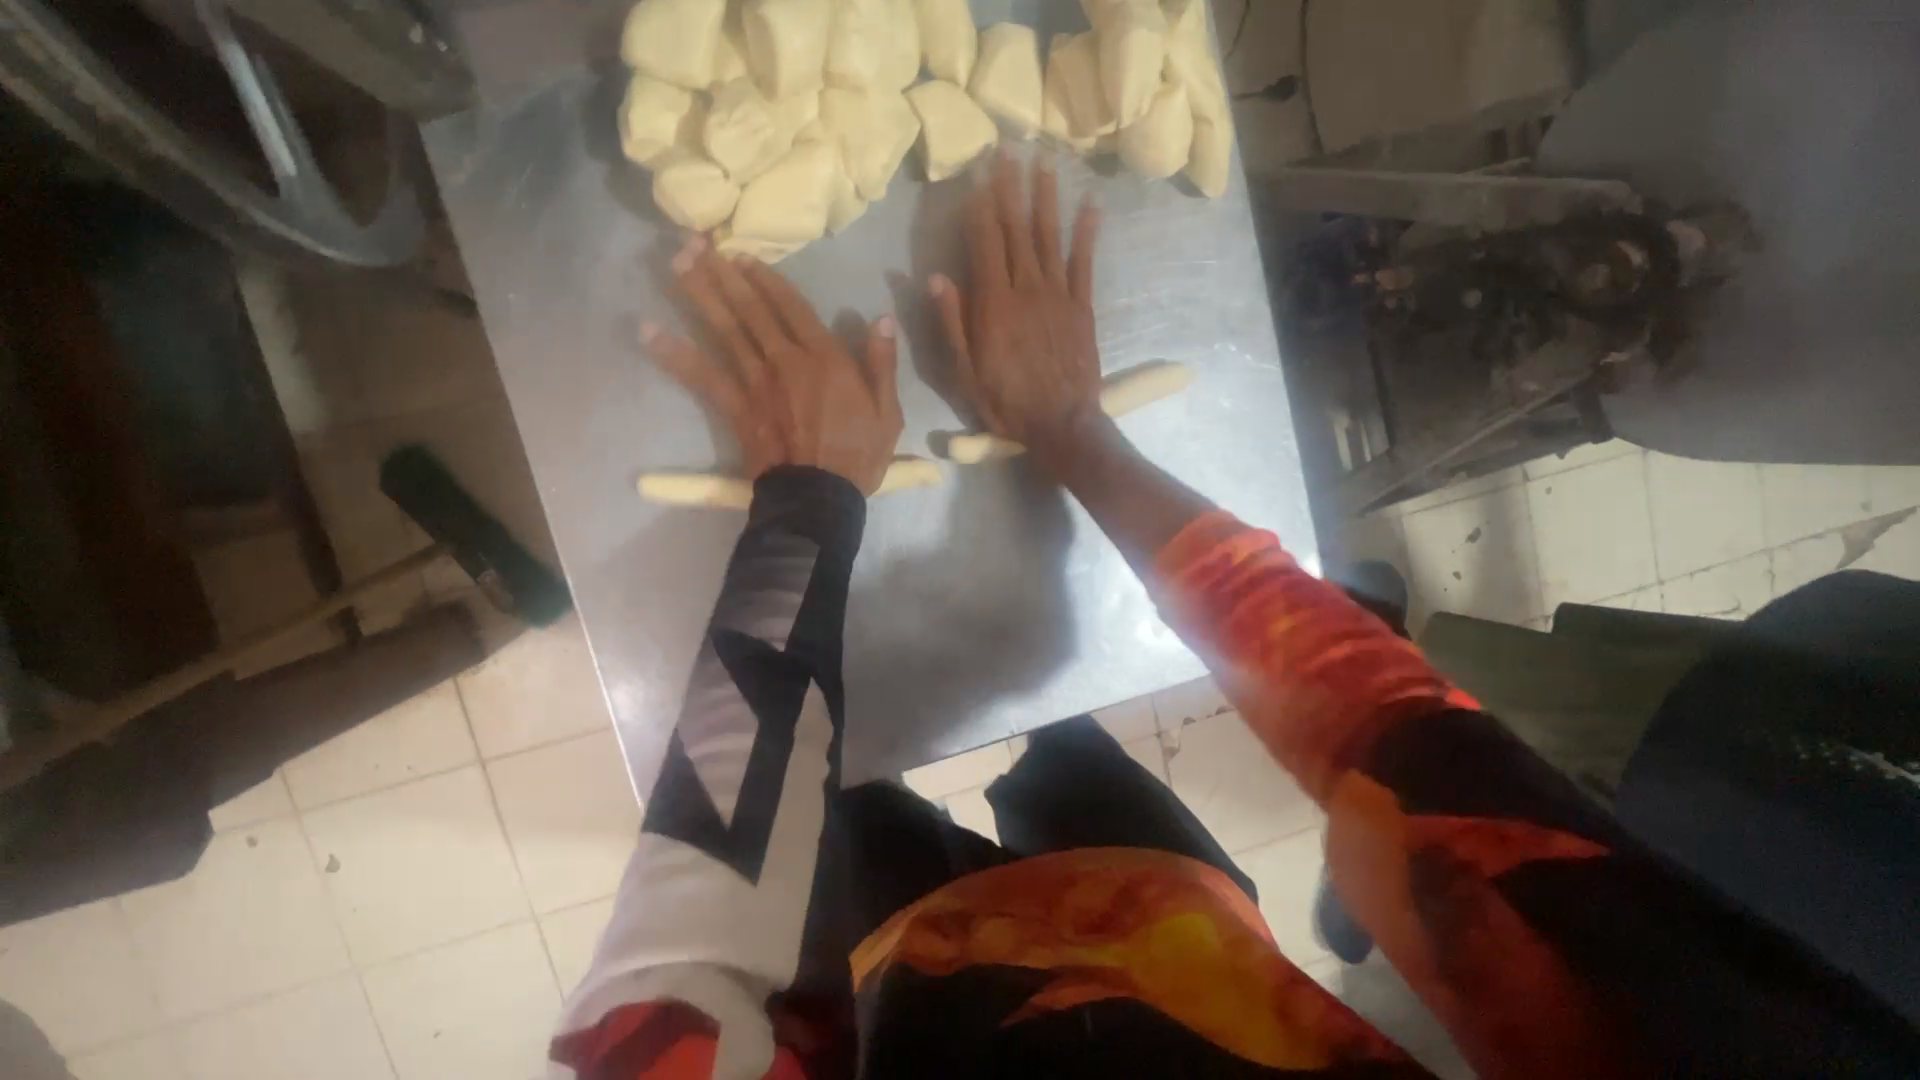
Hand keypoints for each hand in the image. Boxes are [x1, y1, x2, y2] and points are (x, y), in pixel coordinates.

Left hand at [643, 236, 903, 494]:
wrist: (819, 498)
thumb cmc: (859, 457)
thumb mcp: (888, 412)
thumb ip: (882, 364)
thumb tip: (881, 320)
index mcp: (826, 358)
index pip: (792, 307)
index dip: (766, 279)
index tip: (744, 256)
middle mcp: (786, 360)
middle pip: (751, 309)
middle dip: (724, 273)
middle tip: (696, 242)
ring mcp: (757, 382)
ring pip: (725, 330)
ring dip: (700, 293)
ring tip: (678, 262)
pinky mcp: (736, 407)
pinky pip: (702, 375)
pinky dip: (673, 353)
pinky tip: (647, 331)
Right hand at [929, 150, 1104, 473]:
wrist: (1061, 424)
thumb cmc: (1006, 402)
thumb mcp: (965, 372)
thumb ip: (953, 323)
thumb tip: (936, 277)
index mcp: (993, 304)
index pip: (985, 244)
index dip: (980, 207)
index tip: (977, 173)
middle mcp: (1026, 289)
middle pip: (1016, 230)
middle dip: (1010, 189)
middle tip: (1007, 150)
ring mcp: (1058, 295)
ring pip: (1050, 237)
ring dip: (1046, 198)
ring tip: (1044, 162)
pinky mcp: (1082, 307)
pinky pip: (1085, 263)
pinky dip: (1087, 233)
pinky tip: (1090, 206)